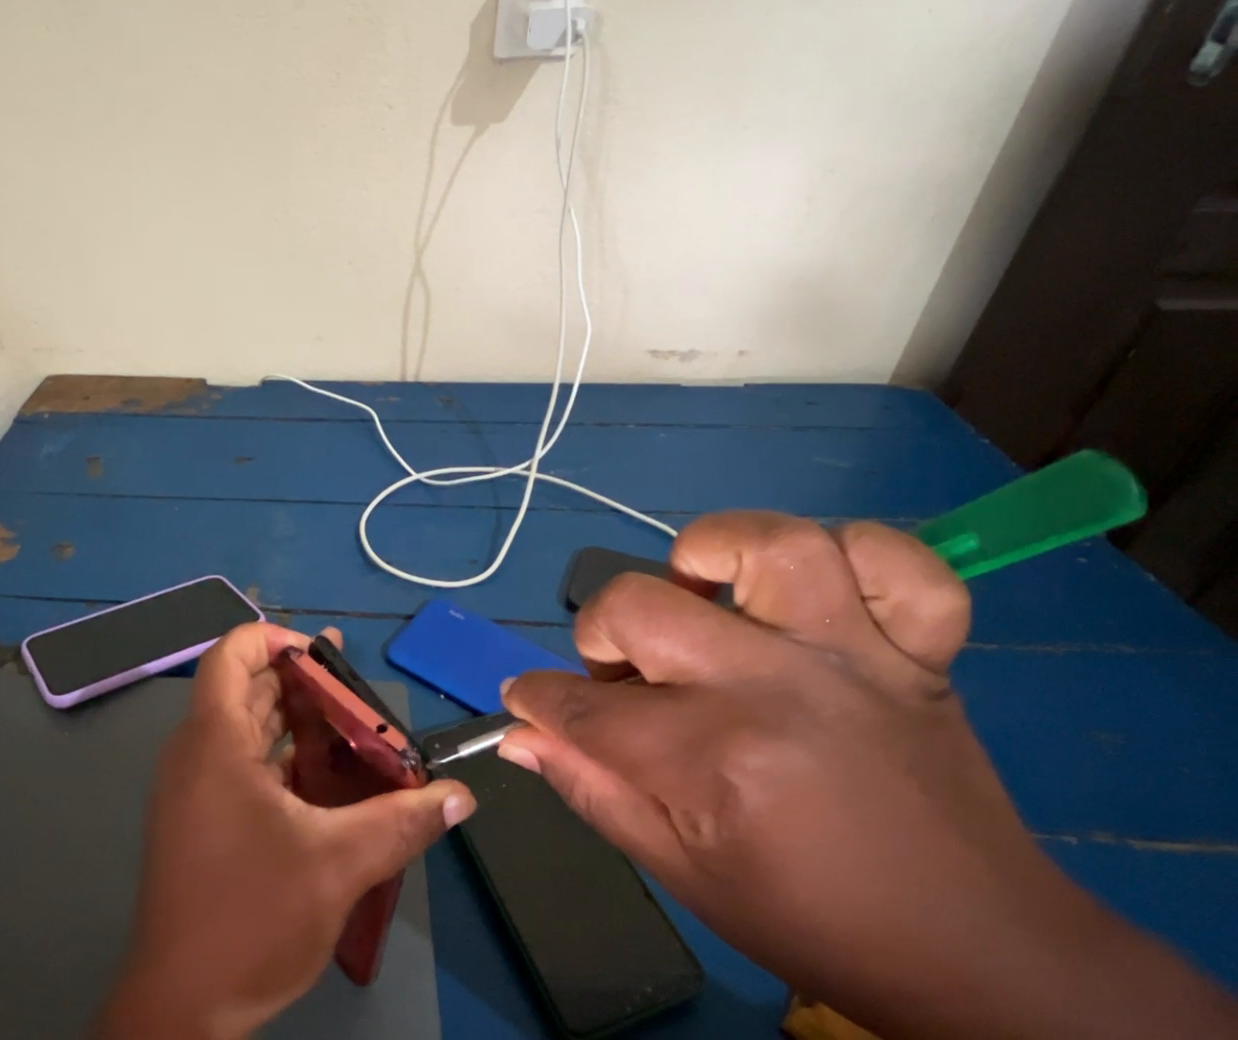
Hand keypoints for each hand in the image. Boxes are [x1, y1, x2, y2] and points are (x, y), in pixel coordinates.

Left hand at [98, 623, 474, 1039]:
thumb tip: (460, 796)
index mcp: (215, 742)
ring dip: (296, 722)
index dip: (274, 639)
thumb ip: (402, 820)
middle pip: (246, 690)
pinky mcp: (200, 822)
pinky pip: (241, 767)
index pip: (231, 655)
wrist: (184, 1004)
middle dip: (301, 682)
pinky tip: (328, 780)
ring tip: (354, 728)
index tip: (325, 653)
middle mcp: (196, 755)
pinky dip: (283, 760)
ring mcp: (193, 790)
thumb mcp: (339, 863)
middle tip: (359, 690)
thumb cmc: (252, 916)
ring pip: (245, 731)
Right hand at [500, 513, 1237, 1038]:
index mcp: (710, 760)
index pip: (581, 707)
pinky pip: (896, 561)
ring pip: (769, 545)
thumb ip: (591, 790)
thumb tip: (520, 736)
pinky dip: (854, 554)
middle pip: (638, 608)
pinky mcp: (918, 650)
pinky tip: (816, 591)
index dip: (538, 699)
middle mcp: (772, 688)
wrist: (974, 948)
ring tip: (703, 597)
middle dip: (599, 638)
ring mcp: (853, 657)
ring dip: (714, 554)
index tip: (530, 702)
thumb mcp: (680, 871)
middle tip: (624, 677)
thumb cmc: (807, 918)